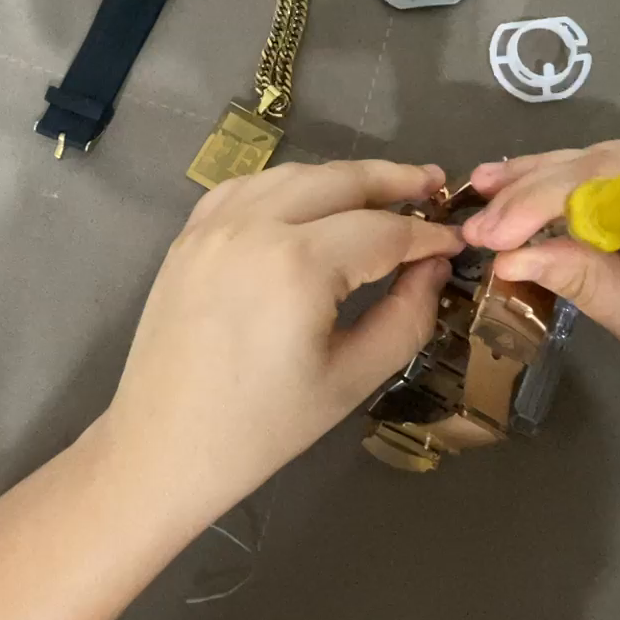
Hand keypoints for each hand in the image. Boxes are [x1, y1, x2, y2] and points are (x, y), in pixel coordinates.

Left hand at [100, 161, 465, 518]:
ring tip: (380, 191)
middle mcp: (253, 226)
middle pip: (339, 180)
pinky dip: (286, 184)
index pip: (382, 231)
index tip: (456, 239)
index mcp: (297, 265)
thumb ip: (406, 316)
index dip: (427, 235)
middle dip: (393, 181)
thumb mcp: (351, 378)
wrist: (163, 445)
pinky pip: (247, 187)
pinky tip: (308, 199)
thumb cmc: (263, 427)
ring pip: (293, 174)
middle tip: (433, 185)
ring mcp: (213, 224)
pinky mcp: (189, 234)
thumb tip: (433, 266)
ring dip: (342, 178)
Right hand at [462, 141, 619, 450]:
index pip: (614, 193)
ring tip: (487, 184)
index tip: (483, 238)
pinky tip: (543, 181)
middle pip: (612, 163)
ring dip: (551, 172)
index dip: (541, 207)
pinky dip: (586, 178)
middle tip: (474, 215)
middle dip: (535, 188)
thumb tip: (509, 259)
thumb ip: (591, 287)